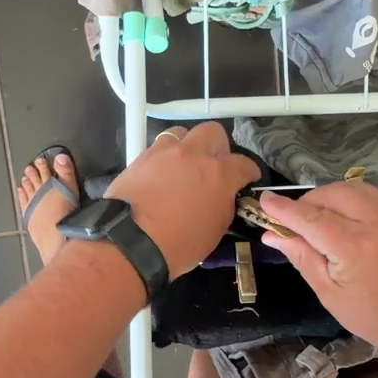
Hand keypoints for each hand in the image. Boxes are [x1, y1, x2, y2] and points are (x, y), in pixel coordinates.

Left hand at [105, 123, 259, 276]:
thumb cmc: (178, 245)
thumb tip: (224, 196)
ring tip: (185, 166)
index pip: (243, 164)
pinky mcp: (140, 158)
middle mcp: (193, 155)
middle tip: (215, 165)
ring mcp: (164, 153)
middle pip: (213, 132)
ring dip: (188, 146)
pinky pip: (158, 147)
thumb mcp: (215, 231)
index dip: (249, 172)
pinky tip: (162, 175)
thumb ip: (224, 205)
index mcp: (218, 174)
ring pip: (182, 133)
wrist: (129, 244)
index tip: (247, 179)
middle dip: (219, 147)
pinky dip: (165, 157)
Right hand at [258, 183, 377, 363]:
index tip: (263, 201)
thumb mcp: (330, 294)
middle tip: (295, 221)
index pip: (310, 217)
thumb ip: (302, 258)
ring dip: (330, 197)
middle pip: (332, 193)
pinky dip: (353, 201)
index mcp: (354, 246)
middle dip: (308, 201)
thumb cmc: (376, 320)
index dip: (284, 209)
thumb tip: (273, 235)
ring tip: (319, 219)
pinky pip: (373, 197)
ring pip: (354, 188)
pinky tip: (347, 221)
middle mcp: (377, 222)